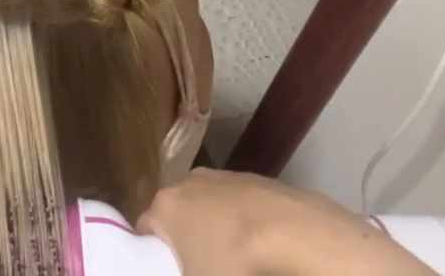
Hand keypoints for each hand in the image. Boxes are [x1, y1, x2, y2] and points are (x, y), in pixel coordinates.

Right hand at [137, 169, 430, 275]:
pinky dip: (248, 227)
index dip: (154, 256)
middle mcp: (190, 182)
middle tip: (203, 269)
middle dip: (188, 242)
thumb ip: (186, 273)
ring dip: (220, 233)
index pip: (144, 230)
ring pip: (212, 209)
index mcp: (166, 205)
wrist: (300, 238)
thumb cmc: (237, 266)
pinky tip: (266, 252)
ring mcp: (226, 177)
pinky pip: (243, 208)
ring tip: (240, 263)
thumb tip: (196, 270)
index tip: (169, 271)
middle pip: (178, 215)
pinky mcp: (260, 180)